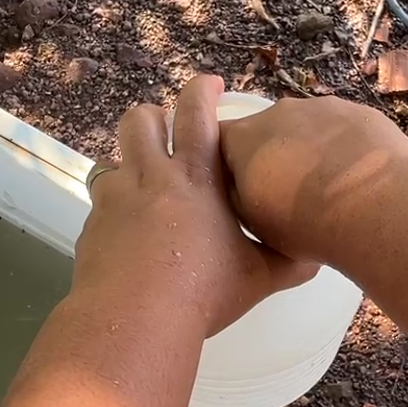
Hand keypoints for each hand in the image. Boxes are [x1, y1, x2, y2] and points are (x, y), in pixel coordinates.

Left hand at [75, 75, 315, 338]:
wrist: (135, 322)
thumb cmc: (205, 292)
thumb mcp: (258, 278)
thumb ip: (288, 262)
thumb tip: (315, 258)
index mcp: (196, 178)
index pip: (196, 112)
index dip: (202, 89)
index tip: (210, 84)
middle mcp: (151, 178)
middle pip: (139, 120)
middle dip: (152, 117)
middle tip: (167, 134)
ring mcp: (115, 201)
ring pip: (113, 161)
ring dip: (130, 166)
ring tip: (147, 193)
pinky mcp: (92, 228)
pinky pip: (102, 206)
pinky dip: (117, 212)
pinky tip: (131, 241)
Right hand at [218, 95, 407, 265]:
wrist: (376, 209)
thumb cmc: (304, 223)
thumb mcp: (252, 223)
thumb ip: (235, 193)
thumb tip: (236, 180)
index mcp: (243, 137)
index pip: (218, 140)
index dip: (229, 163)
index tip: (245, 188)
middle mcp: (278, 111)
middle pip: (265, 131)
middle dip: (273, 156)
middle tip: (290, 192)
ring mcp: (322, 106)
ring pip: (307, 127)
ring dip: (310, 150)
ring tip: (330, 186)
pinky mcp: (360, 111)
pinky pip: (343, 129)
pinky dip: (344, 148)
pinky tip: (358, 176)